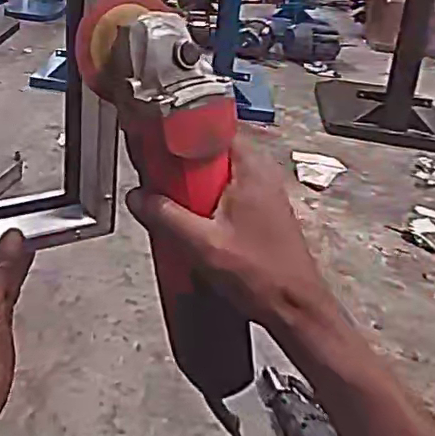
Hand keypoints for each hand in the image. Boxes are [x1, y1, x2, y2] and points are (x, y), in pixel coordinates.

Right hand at [125, 140, 340, 341]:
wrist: (296, 310)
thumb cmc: (262, 275)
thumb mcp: (203, 245)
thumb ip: (166, 217)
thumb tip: (138, 197)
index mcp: (251, 168)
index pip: (213, 126)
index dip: (183, 129)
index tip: (159, 139)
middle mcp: (260, 172)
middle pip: (212, 149)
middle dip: (183, 162)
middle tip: (159, 177)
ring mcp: (263, 190)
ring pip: (218, 172)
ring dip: (194, 184)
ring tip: (171, 200)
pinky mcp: (261, 209)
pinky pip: (226, 190)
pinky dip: (207, 198)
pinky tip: (192, 220)